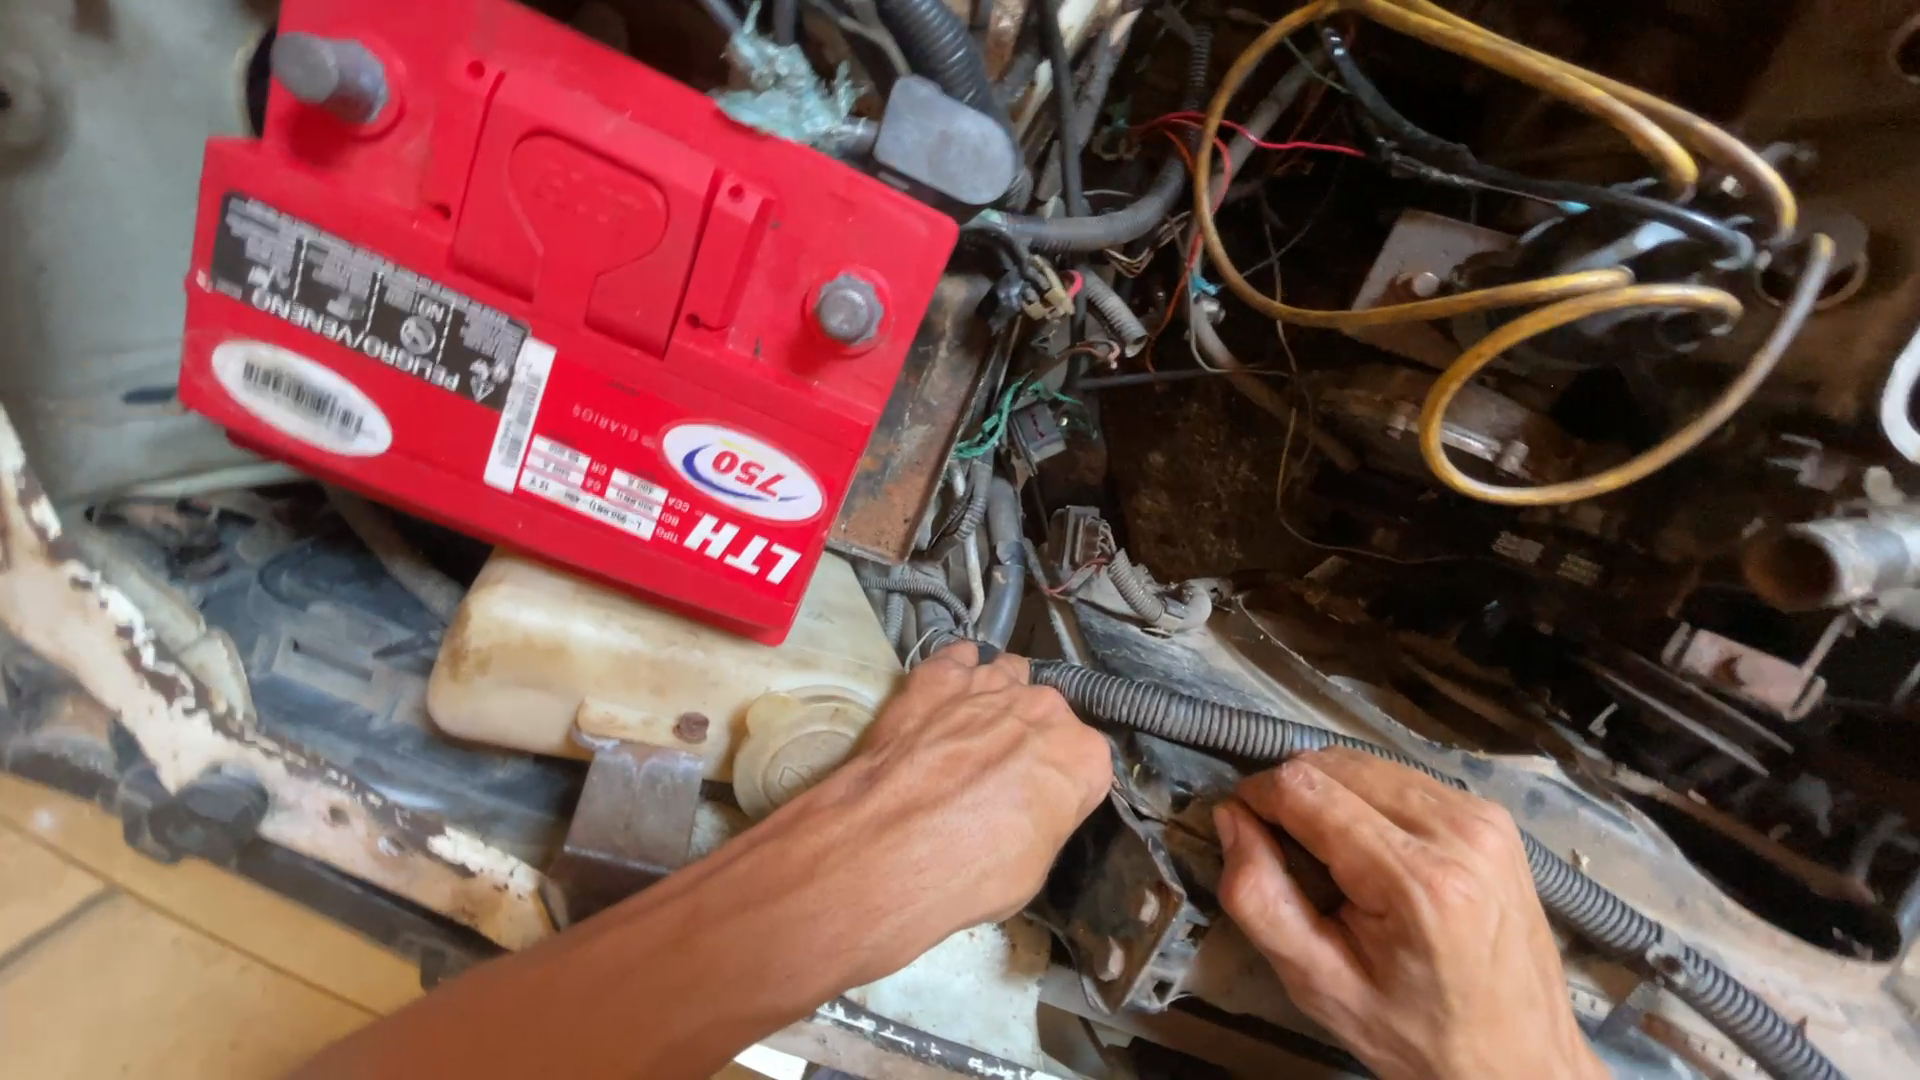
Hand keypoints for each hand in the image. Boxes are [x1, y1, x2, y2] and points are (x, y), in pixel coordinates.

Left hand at [774, 643, 1112, 979]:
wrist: (890, 844)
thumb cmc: (972, 872)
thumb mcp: (1034, 867)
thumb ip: (1047, 815)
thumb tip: (1032, 805)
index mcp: (1082, 755)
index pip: (1085, 760)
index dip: (1061, 779)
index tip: (1039, 798)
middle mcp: (1044, 707)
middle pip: (1046, 712)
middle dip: (1028, 734)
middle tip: (997, 770)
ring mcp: (990, 683)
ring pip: (1006, 674)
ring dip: (996, 696)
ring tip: (970, 727)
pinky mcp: (939, 673)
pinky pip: (958, 657)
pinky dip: (955, 672)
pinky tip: (941, 696)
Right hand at [1213, 748, 1606, 1079]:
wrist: (1523, 1065)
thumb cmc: (1412, 1033)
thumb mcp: (1314, 982)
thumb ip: (1256, 896)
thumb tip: (1230, 816)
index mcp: (1416, 881)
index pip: (1303, 788)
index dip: (1258, 798)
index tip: (1246, 831)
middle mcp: (1457, 832)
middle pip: (1329, 764)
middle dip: (1289, 794)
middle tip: (1288, 852)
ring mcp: (1481, 817)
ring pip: (1359, 761)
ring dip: (1325, 791)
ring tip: (1329, 851)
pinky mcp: (1489, 814)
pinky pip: (1394, 774)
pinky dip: (1362, 795)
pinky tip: (1369, 844)